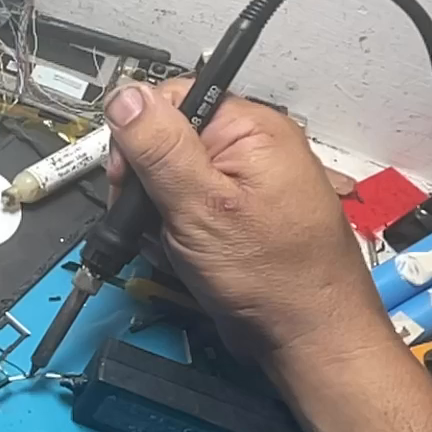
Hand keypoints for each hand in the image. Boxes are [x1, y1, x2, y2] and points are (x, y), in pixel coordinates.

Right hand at [105, 79, 396, 371]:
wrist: (304, 335)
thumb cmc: (272, 277)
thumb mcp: (200, 206)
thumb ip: (160, 148)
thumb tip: (127, 96)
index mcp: (249, 128)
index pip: (169, 100)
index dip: (137, 137)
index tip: (129, 177)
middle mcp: (248, 147)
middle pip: (164, 139)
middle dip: (144, 182)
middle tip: (148, 218)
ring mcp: (240, 181)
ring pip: (167, 177)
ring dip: (154, 211)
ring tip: (168, 241)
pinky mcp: (232, 210)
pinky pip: (182, 204)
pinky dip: (170, 228)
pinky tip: (178, 249)